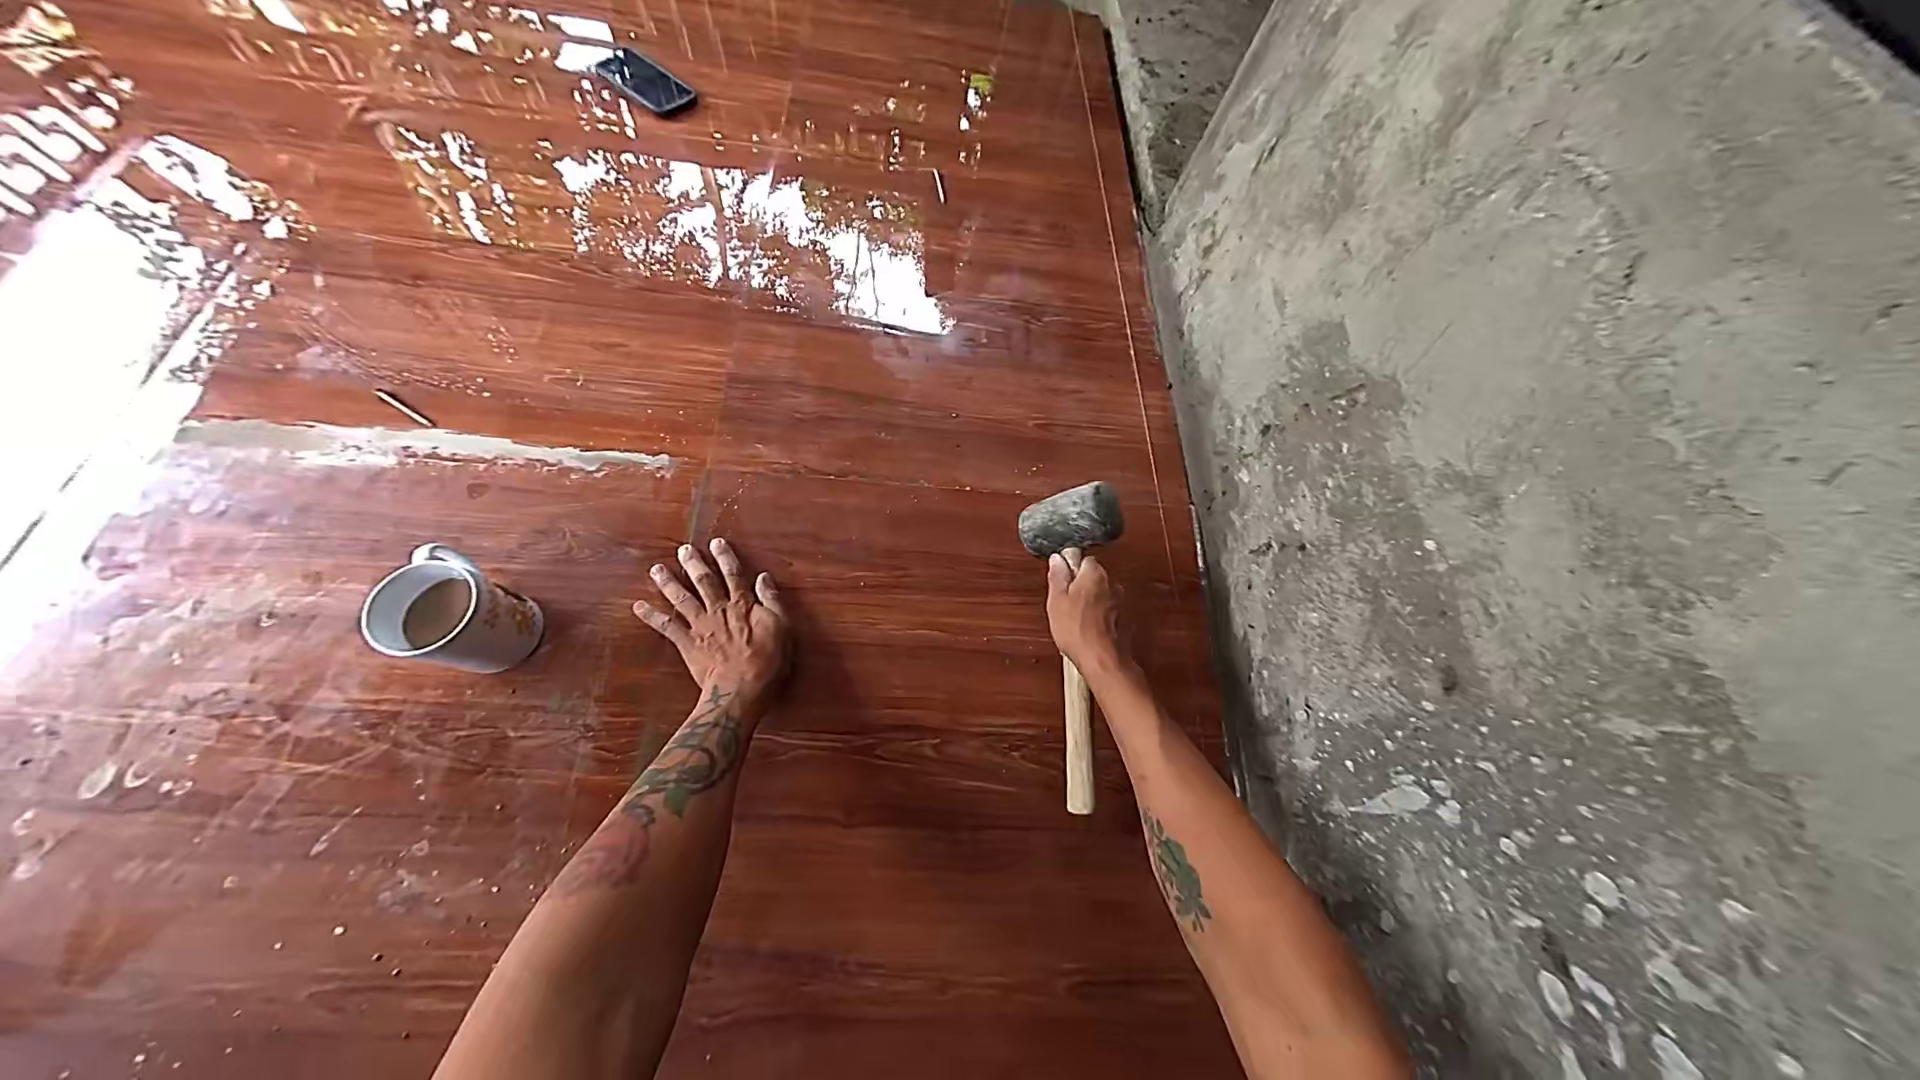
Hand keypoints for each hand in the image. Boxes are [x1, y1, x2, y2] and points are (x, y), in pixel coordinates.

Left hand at [634, 538, 790, 720]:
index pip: (733, 575)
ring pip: (681, 598)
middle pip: (704, 582)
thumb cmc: (768, 660)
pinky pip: (666, 626)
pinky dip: (651, 615)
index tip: (716, 543)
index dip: (725, 558)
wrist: (741, 689)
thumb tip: (763, 577)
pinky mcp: (686, 643)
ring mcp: (700, 626)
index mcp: (742, 605)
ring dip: (668, 582)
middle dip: (694, 564)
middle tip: (683, 550)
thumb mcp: (781, 627)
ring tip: (657, 569)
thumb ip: (771, 600)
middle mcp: (718, 609)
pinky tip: (638, 605)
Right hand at [1045, 547, 1128, 674]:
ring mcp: (1120, 602)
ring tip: (1075, 621)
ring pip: (1100, 595)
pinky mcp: (1124, 619)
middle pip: (1092, 577)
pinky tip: (1087, 630)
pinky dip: (1098, 617)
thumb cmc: (1078, 631)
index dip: (1069, 571)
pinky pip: (1107, 611)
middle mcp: (1112, 584)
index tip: (1060, 583)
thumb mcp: (1056, 600)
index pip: (1082, 559)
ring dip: (1090, 603)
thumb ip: (1058, 575)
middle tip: (1064, 604)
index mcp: (1095, 573)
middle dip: (1079, 588)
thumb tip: (1057, 559)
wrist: (1102, 659)